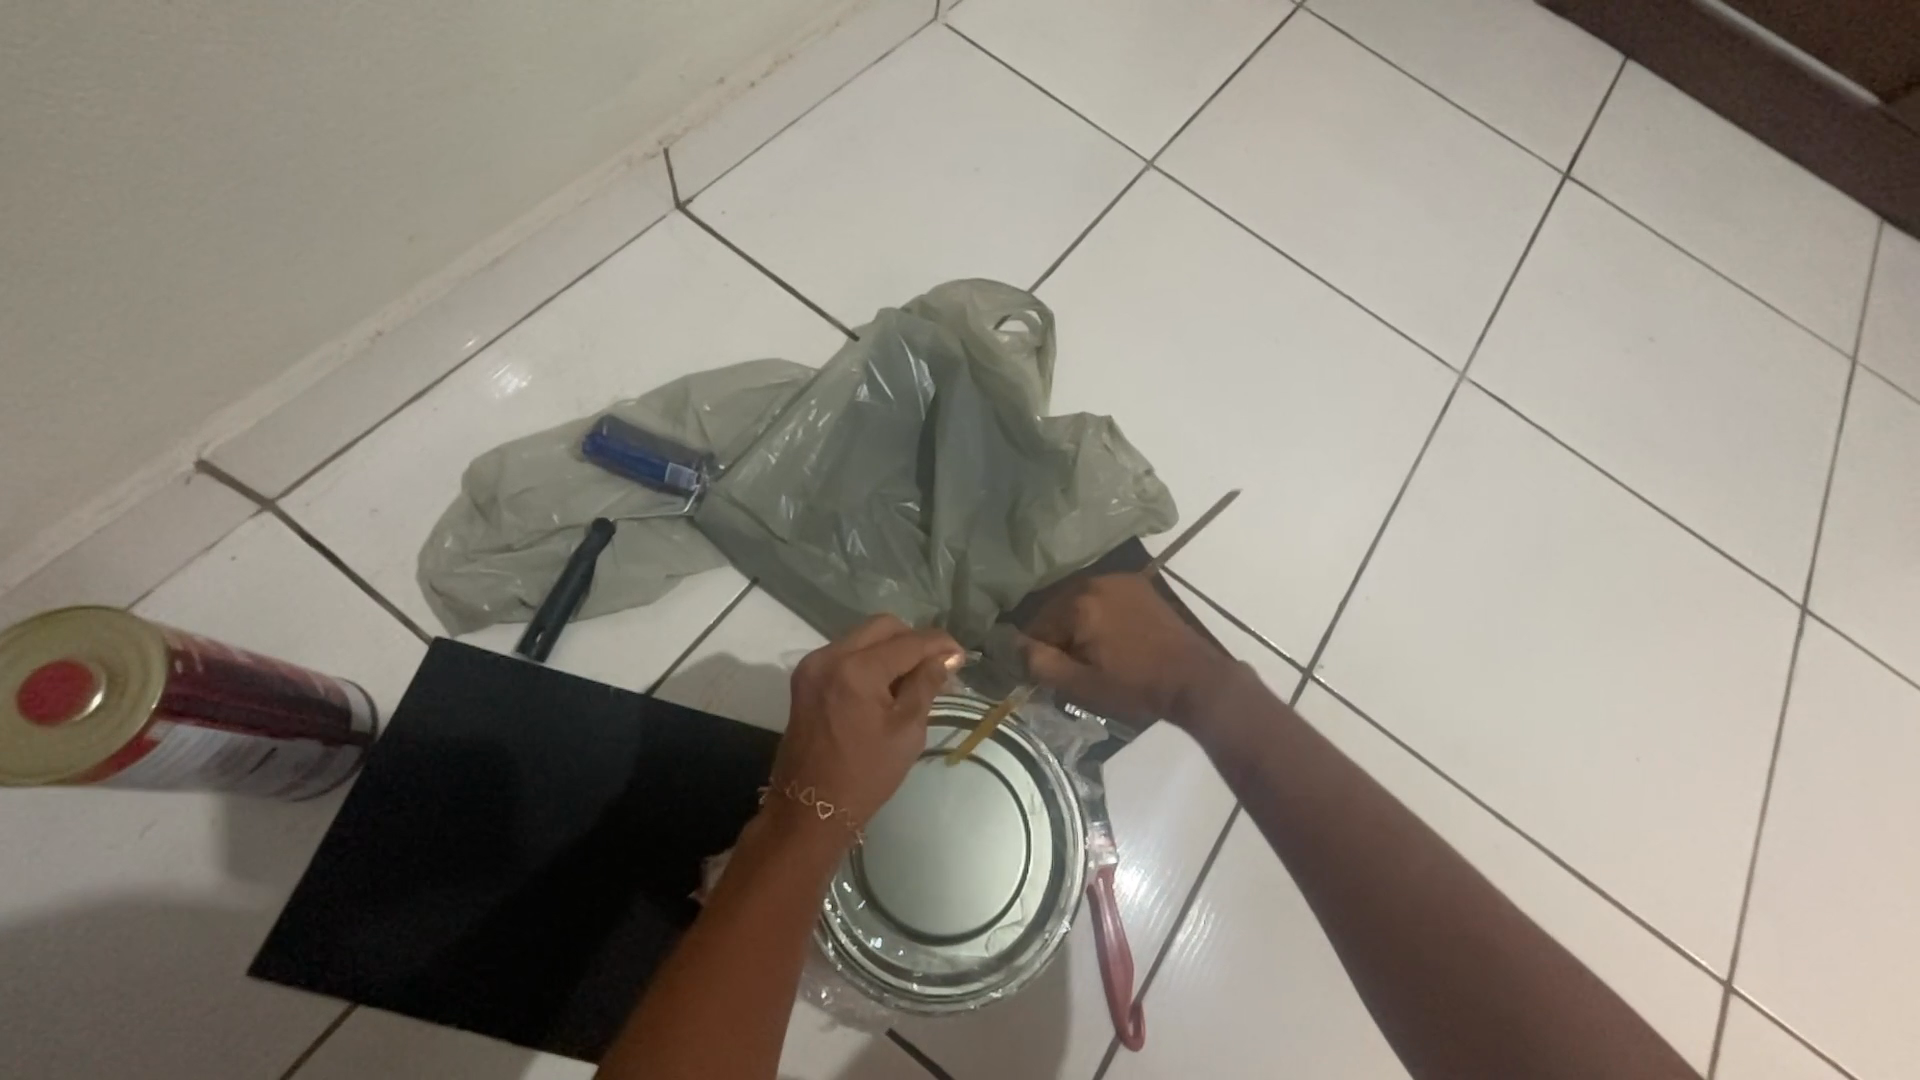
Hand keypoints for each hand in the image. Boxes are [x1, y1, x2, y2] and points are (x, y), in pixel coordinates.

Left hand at [774, 615, 964, 837]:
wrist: (809, 809)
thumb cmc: (865, 775)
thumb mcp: (906, 731)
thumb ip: (926, 685)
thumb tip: (947, 656)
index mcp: (856, 670)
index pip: (908, 642)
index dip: (939, 644)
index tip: (961, 654)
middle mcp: (830, 656)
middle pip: (883, 627)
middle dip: (914, 640)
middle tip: (937, 665)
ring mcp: (813, 665)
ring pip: (863, 637)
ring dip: (891, 648)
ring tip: (914, 676)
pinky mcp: (806, 677)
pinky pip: (846, 653)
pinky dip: (870, 659)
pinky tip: (887, 683)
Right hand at [1022, 573, 1242, 727]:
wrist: (1195, 679)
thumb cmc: (1135, 687)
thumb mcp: (1081, 686)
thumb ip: (1040, 663)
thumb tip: (1013, 645)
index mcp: (1077, 604)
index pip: (1035, 627)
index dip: (1040, 653)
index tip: (1053, 675)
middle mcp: (1094, 581)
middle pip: (1056, 610)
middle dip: (1058, 636)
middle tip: (1074, 666)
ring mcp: (1119, 579)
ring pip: (1079, 603)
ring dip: (1078, 624)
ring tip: (1094, 653)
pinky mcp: (1138, 584)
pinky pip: (1102, 597)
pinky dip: (1099, 614)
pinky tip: (1113, 638)